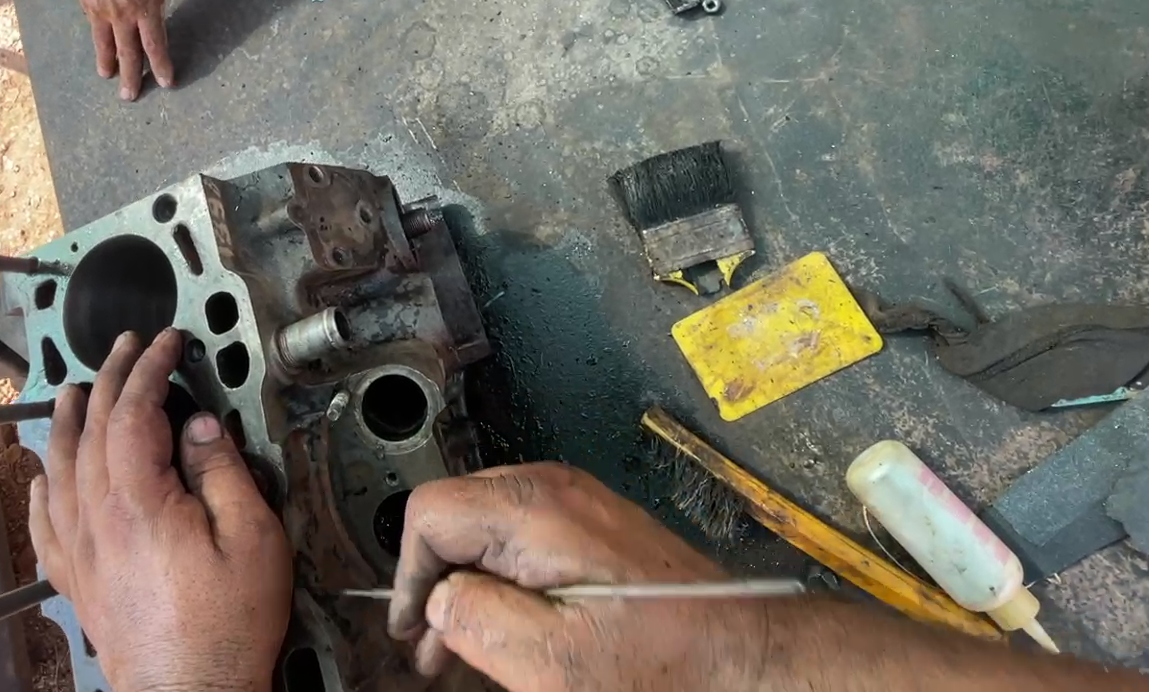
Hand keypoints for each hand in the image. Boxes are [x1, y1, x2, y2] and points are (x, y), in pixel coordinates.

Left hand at [30, 329, 290, 691]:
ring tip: (70, 387)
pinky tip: (40, 475)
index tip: (167, 339)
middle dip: (108, 377)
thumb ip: (219, 470)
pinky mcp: (76, 581)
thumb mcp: (250, 534)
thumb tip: (197, 423)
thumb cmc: (229, 619)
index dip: (149, 368)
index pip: (132, 412)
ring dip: (65, 420)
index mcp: (138, 502)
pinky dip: (40, 487)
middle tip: (125, 344)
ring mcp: (79, 552)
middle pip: (90, 429)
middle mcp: (95, 520)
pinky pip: (44, 523)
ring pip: (59, 468)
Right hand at [60, 0, 212, 100]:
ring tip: (109, 79)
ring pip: (107, 45)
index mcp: (146, 6)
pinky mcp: (86, 2)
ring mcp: (102, 10)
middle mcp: (123, 14)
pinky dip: (97, 44)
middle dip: (132, 77)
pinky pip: (94, 30)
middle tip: (131, 97)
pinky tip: (98, 50)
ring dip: (109, 65)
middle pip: (129, 53)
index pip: (155, 43)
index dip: (161, 64)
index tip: (166, 82)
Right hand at [387, 463, 767, 691]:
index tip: (412, 632)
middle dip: (433, 578)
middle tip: (431, 650)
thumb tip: (436, 599)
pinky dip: (497, 571)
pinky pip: (516, 530)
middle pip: (452, 511)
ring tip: (461, 644)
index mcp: (531, 507)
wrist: (740, 648)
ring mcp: (568, 494)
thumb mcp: (554, 664)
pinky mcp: (584, 514)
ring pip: (481, 521)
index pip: (431, 511)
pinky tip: (506, 618)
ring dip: (463, 579)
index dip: (409, 572)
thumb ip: (478, 622)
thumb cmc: (654, 663)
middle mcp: (546, 484)